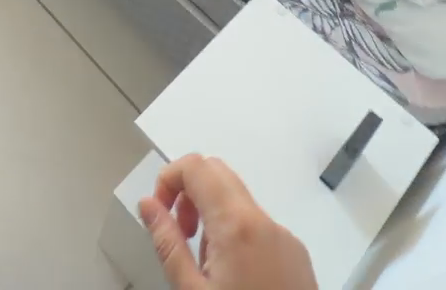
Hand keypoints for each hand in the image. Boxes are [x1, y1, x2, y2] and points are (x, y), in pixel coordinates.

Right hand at [139, 154, 316, 289]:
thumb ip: (167, 242)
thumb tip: (148, 203)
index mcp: (237, 224)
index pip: (196, 166)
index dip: (169, 178)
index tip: (160, 214)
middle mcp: (265, 220)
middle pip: (218, 173)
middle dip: (189, 193)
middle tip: (180, 236)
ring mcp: (286, 237)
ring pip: (239, 200)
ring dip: (212, 215)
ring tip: (205, 266)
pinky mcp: (297, 256)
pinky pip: (258, 226)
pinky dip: (235, 233)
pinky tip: (233, 278)